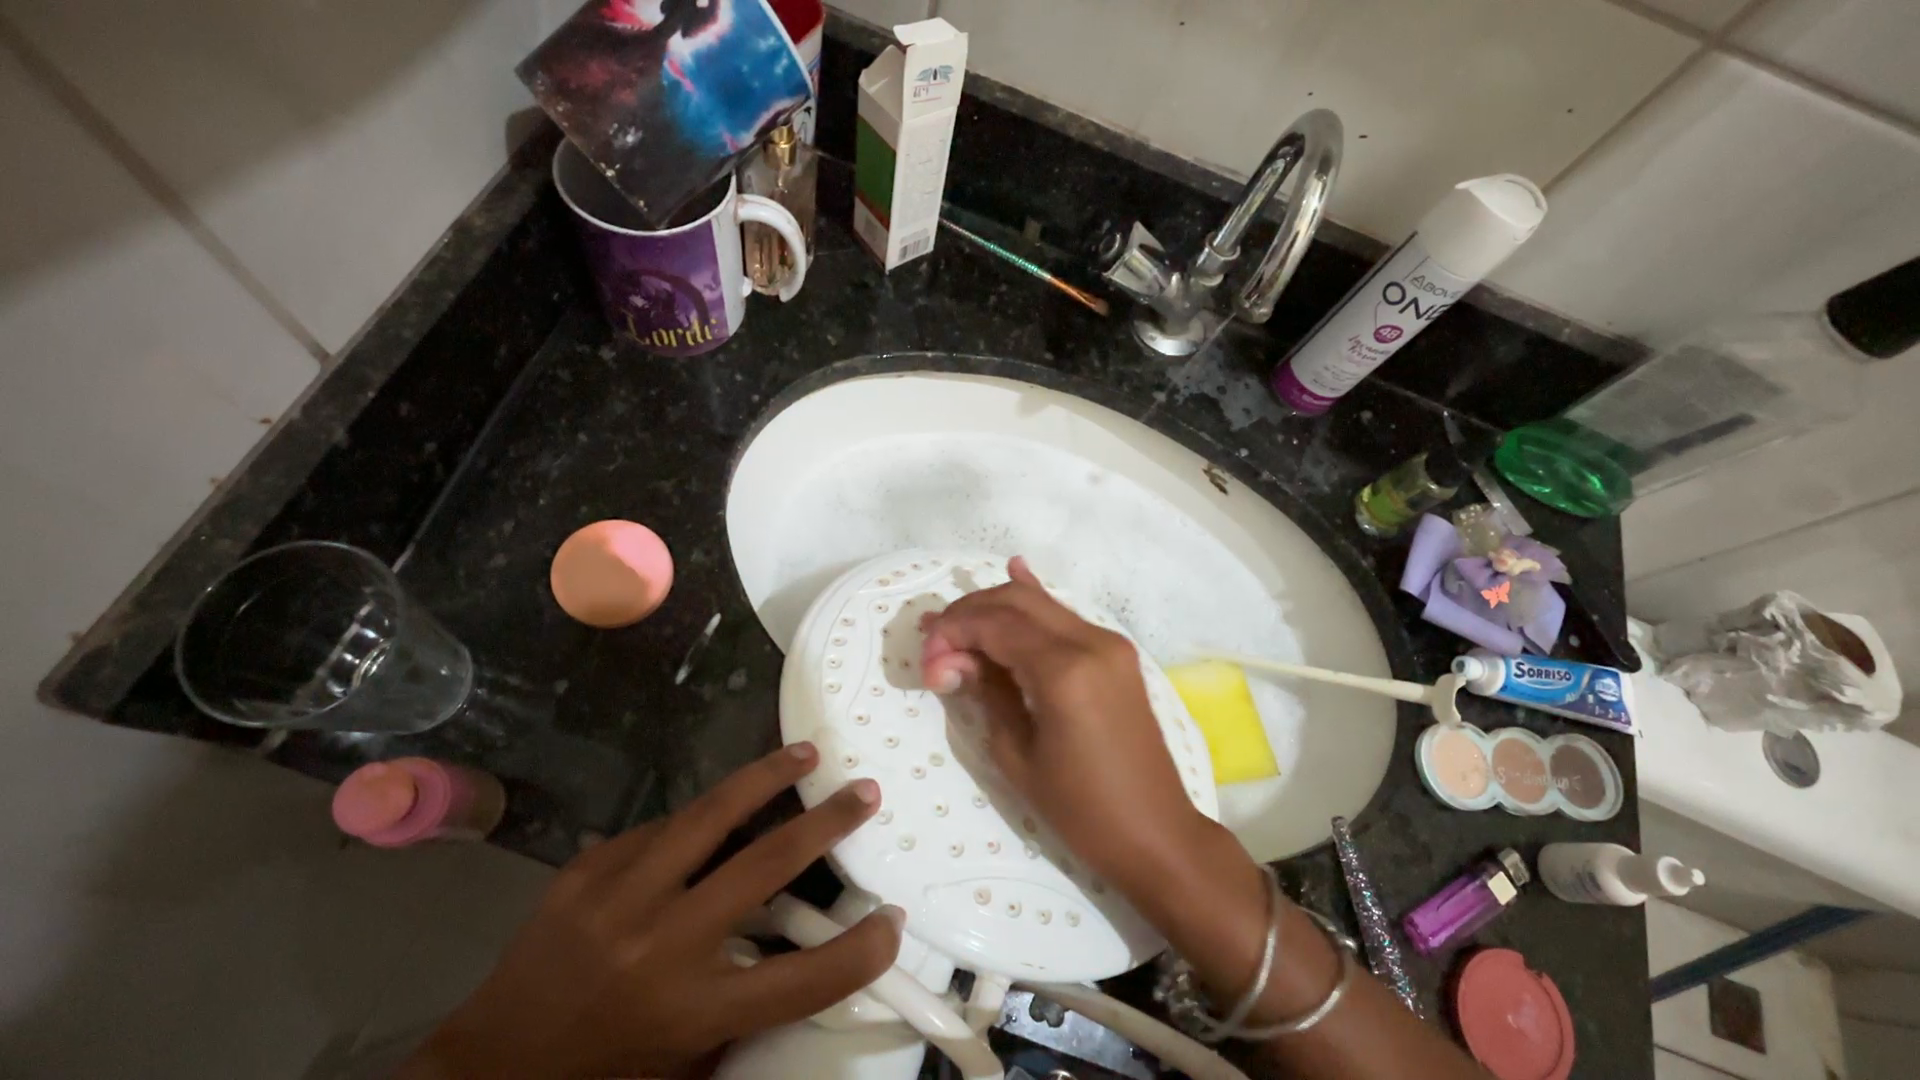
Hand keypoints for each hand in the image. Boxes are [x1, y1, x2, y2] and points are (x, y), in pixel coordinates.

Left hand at [399, 744, 902, 1079]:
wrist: (492, 1066)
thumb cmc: (606, 1068)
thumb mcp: (689, 1054)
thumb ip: (751, 1003)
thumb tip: (808, 944)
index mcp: (695, 1011)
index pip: (805, 980)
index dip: (860, 950)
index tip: (892, 920)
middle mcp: (663, 947)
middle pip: (766, 867)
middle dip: (826, 823)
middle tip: (865, 791)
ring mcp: (619, 900)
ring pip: (709, 816)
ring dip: (765, 780)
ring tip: (803, 755)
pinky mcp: (586, 871)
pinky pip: (659, 831)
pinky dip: (695, 822)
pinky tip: (713, 817)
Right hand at [918, 556, 1209, 887]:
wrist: (1156, 832)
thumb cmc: (1081, 809)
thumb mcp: (1017, 755)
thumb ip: (986, 692)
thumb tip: (954, 659)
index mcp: (1064, 670)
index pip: (994, 624)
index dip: (952, 633)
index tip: (927, 662)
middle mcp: (1091, 641)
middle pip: (1015, 601)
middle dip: (968, 614)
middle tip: (935, 644)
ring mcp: (1109, 643)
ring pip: (1041, 603)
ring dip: (995, 609)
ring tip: (954, 627)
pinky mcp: (1116, 654)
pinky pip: (1065, 618)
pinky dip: (1034, 604)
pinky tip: (1016, 572)